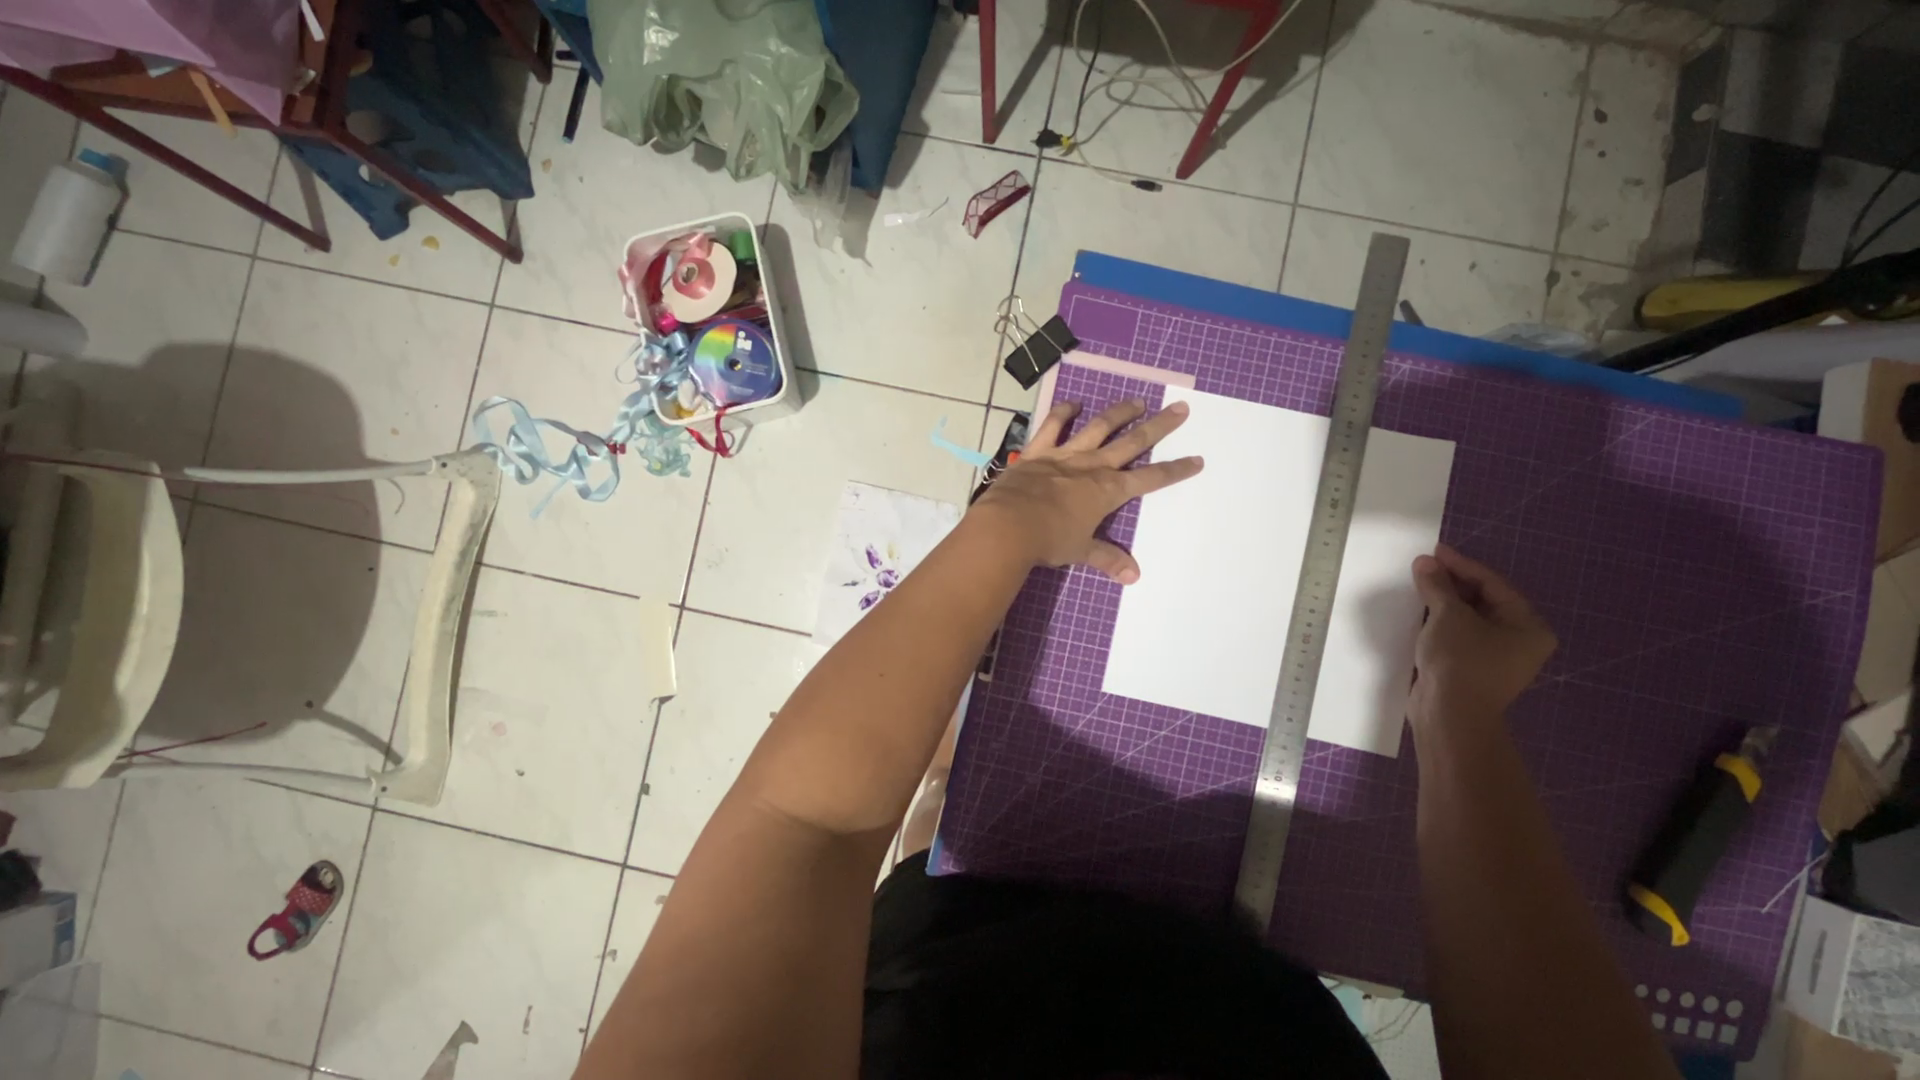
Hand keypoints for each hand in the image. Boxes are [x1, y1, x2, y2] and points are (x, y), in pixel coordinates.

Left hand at [971, 398, 1203, 582]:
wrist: (1009, 525)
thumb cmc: (1049, 540)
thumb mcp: (1081, 551)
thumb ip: (1107, 558)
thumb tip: (1133, 576)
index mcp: (1108, 491)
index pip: (1151, 479)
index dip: (1175, 470)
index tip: (1196, 459)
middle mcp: (1092, 466)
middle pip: (1133, 442)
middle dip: (1159, 426)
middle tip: (1179, 408)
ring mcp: (1065, 455)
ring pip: (1099, 427)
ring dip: (1119, 412)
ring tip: (1137, 401)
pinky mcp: (1038, 452)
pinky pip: (1053, 426)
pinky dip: (1063, 412)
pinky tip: (1073, 403)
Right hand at [1409, 544, 1556, 727]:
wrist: (1449, 716)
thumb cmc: (1460, 660)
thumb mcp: (1448, 616)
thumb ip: (1437, 585)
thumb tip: (1424, 562)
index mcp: (1528, 626)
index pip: (1493, 585)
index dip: (1461, 565)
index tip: (1433, 551)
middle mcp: (1519, 641)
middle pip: (1482, 601)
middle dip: (1451, 584)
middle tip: (1423, 568)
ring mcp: (1495, 658)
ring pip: (1468, 620)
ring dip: (1443, 603)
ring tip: (1417, 587)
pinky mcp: (1472, 670)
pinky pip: (1458, 637)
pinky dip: (1440, 623)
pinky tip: (1419, 613)